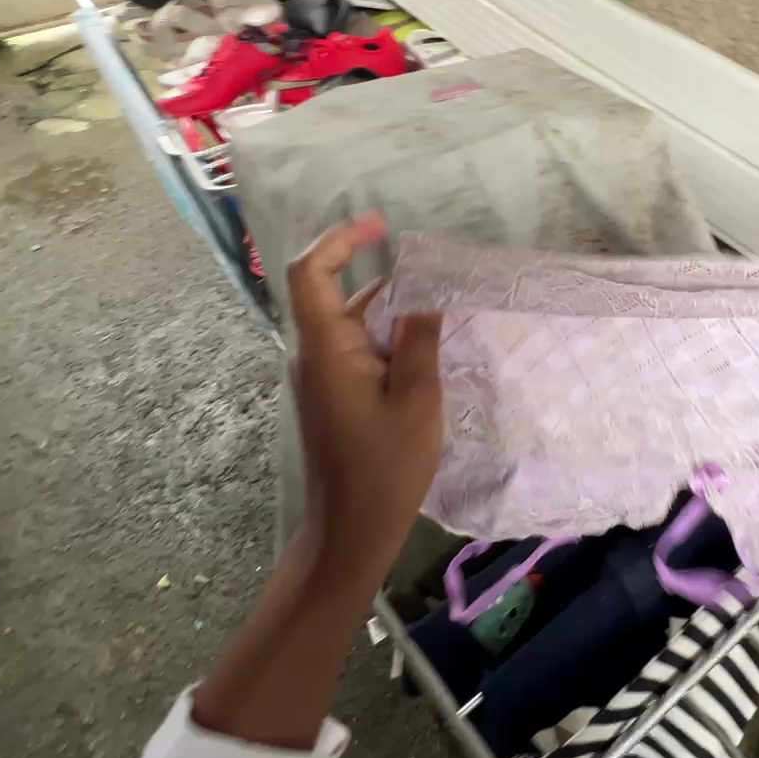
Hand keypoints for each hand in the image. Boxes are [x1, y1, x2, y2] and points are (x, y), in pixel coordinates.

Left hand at [285, 214, 444, 541]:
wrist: (351, 530)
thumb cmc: (385, 466)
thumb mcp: (416, 397)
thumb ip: (420, 337)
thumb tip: (426, 289)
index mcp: (327, 350)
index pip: (312, 274)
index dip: (340, 241)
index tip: (381, 227)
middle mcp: (317, 356)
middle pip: (341, 297)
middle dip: (390, 280)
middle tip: (442, 278)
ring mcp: (325, 378)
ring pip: (357, 326)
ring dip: (397, 314)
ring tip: (446, 313)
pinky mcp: (337, 396)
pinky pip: (362, 351)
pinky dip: (393, 340)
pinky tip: (430, 351)